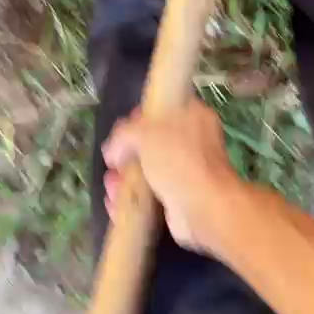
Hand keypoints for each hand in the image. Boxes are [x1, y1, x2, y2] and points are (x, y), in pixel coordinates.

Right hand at [101, 98, 242, 252]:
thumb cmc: (178, 158)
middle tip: (113, 159)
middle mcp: (194, 142)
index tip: (124, 124)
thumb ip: (125, 133)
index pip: (167, 106)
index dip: (143, 114)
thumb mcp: (145, 133)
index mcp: (194, 116)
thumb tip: (113, 149)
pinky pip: (151, 196)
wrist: (202, 206)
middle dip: (129, 152)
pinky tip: (115, 202)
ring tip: (111, 183)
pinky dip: (132, 199)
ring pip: (151, 171)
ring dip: (127, 178)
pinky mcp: (179, 199)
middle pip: (155, 141)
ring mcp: (188, 172)